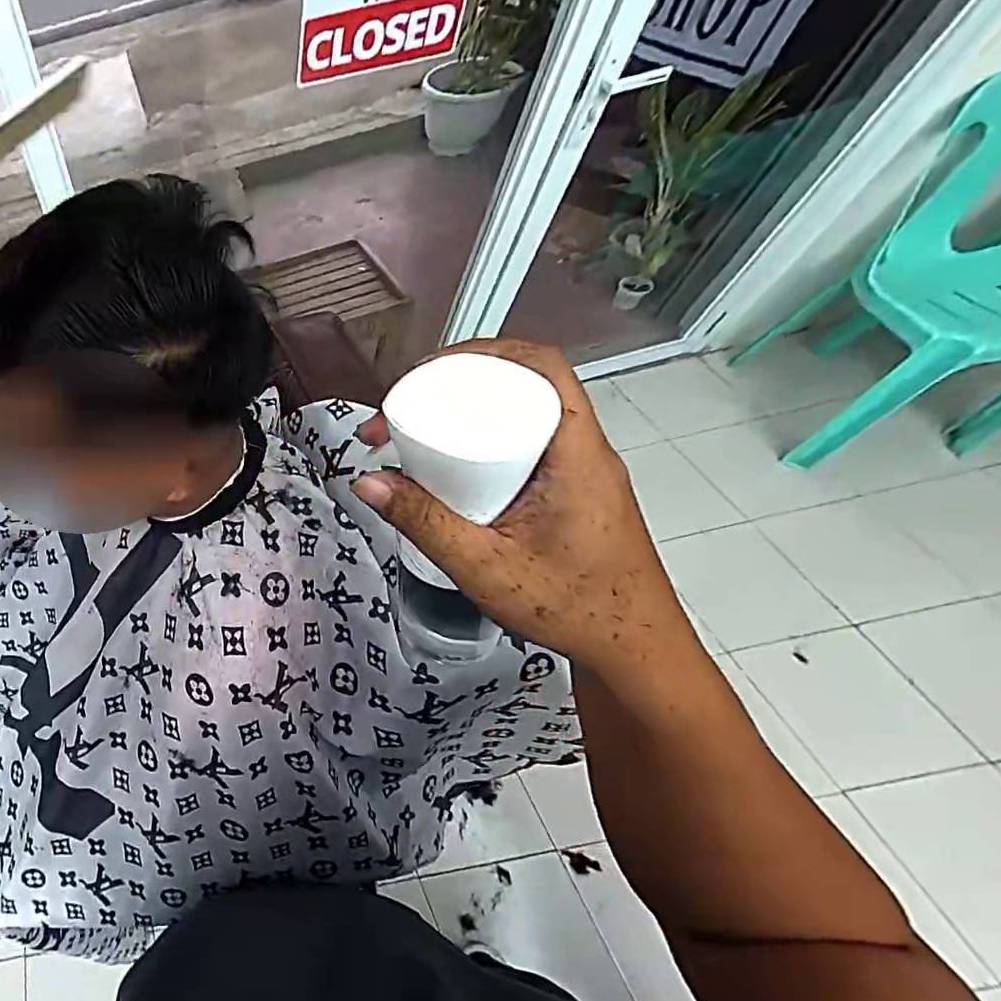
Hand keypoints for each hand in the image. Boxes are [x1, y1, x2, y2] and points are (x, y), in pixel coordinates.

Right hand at [350, 339, 691, 664]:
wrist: (631, 648)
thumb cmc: (573, 608)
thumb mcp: (483, 566)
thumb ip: (423, 522)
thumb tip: (369, 482)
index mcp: (575, 454)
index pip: (540, 368)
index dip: (483, 352)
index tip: (428, 371)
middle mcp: (585, 450)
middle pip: (524, 385)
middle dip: (459, 384)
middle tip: (409, 409)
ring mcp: (582, 469)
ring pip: (525, 414)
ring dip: (473, 411)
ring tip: (421, 434)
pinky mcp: (574, 488)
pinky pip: (528, 441)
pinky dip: (488, 437)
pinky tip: (455, 467)